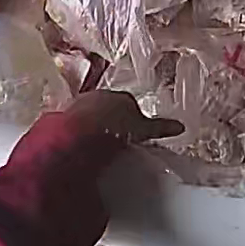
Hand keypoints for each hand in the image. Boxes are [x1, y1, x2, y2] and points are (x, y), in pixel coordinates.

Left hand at [56, 90, 183, 144]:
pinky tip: (83, 149)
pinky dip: (79, 137)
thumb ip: (160, 128)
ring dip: (94, 130)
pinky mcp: (64, 119)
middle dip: (112, 122)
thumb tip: (180, 127)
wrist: (84, 131)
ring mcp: (79, 106)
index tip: (133, 133)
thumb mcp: (143, 129)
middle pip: (108, 109)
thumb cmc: (117, 125)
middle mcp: (98, 96)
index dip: (132, 119)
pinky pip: (75, 128)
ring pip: (90, 117)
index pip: (129, 105)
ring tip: (100, 149)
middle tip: (117, 142)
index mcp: (120, 97)